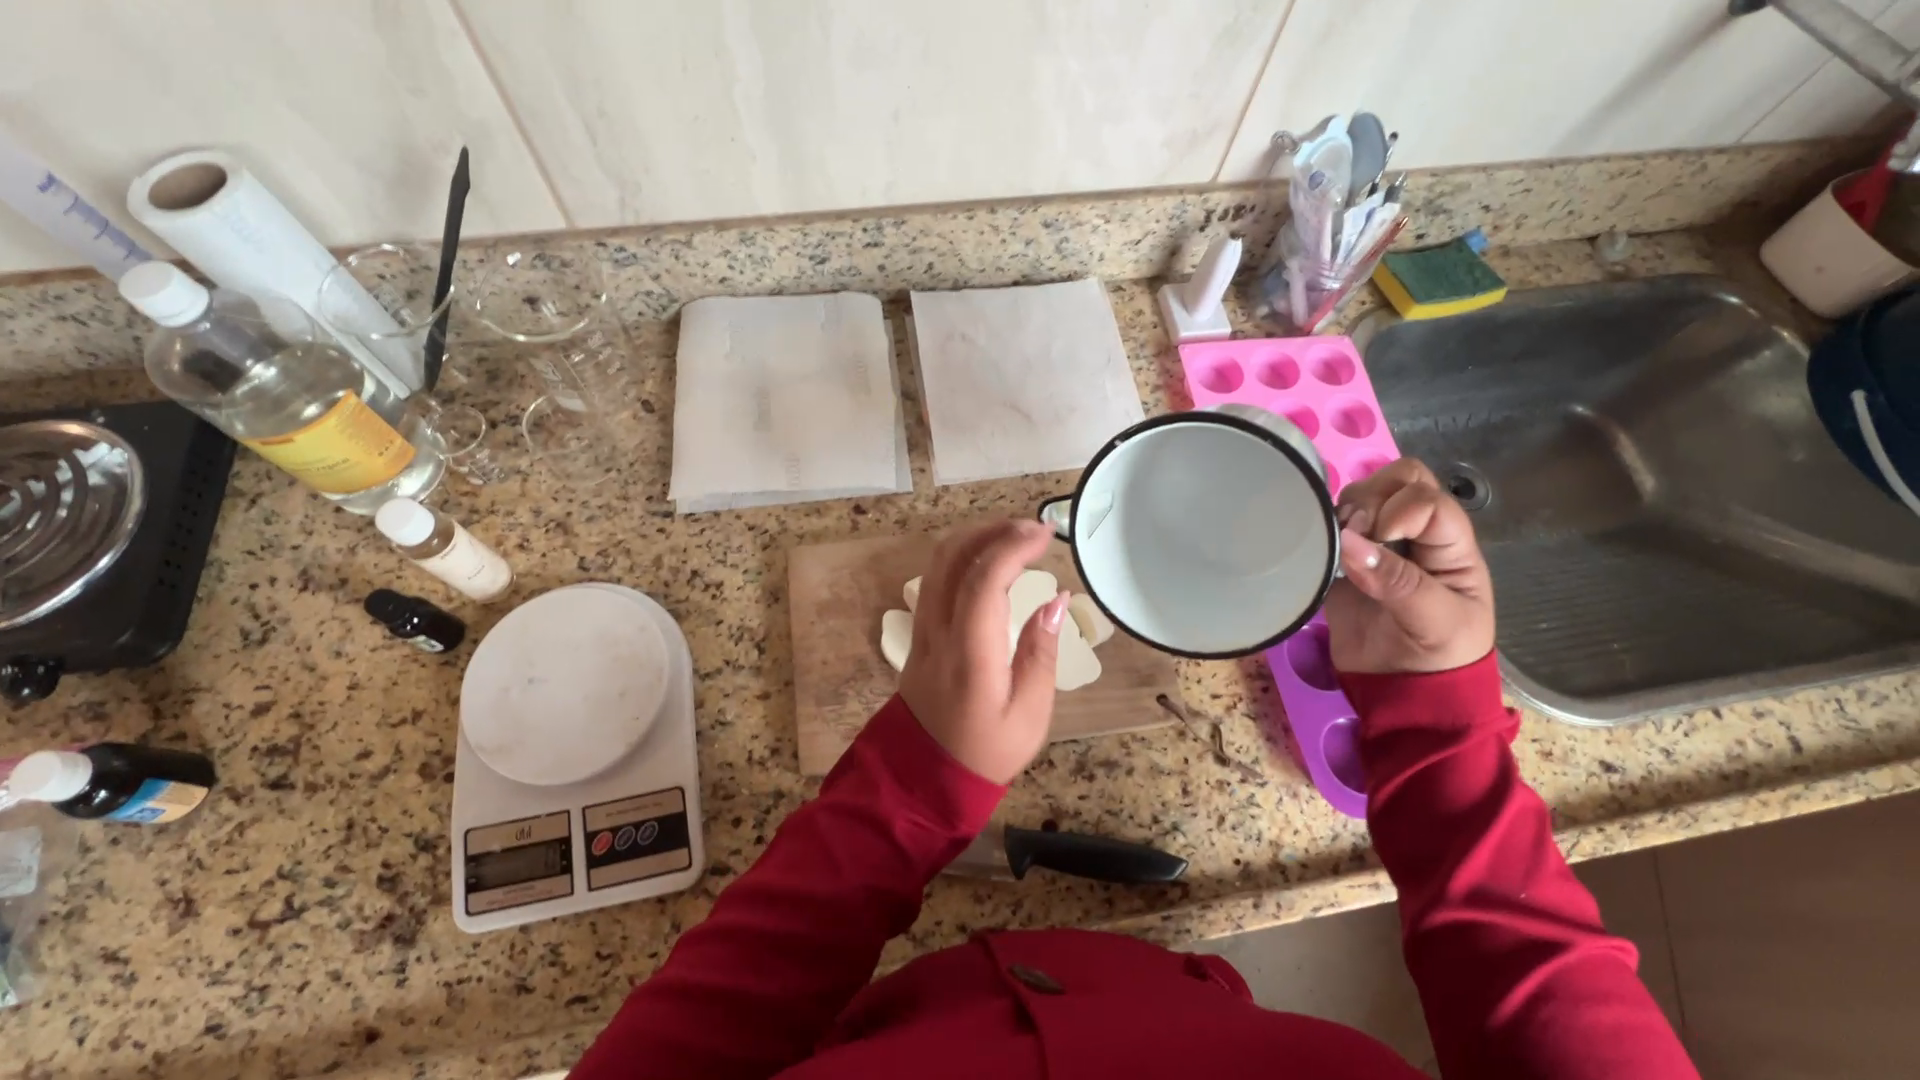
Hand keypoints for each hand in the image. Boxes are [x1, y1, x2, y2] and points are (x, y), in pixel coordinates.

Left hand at [898, 520, 1068, 784]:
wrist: (923, 778)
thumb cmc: (986, 752)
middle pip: (953, 558)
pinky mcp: (918, 633)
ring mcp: (922, 629)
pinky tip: (989, 560)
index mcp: (969, 654)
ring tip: (1015, 535)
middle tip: (1035, 528)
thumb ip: (1041, 652)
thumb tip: (1056, 599)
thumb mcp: (1029, 715)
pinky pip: (935, 579)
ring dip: (975, 538)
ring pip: (938, 563)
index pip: (984, 580)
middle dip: (994, 530)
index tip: (1047, 535)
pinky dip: (962, 556)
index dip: (1014, 546)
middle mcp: (938, 632)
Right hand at [1324, 458, 1495, 674]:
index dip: (1401, 507)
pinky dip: (1324, 526)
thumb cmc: (1435, 660)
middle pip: (1401, 481)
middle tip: (1354, 527)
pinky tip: (1321, 543)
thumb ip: (1397, 581)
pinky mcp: (1345, 563)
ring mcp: (1379, 547)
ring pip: (1364, 496)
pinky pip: (1333, 527)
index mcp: (1452, 548)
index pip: (1428, 498)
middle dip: (1373, 495)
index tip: (1381, 536)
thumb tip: (1348, 540)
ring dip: (1347, 508)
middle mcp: (1417, 538)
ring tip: (1336, 539)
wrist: (1401, 695)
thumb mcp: (1434, 622)